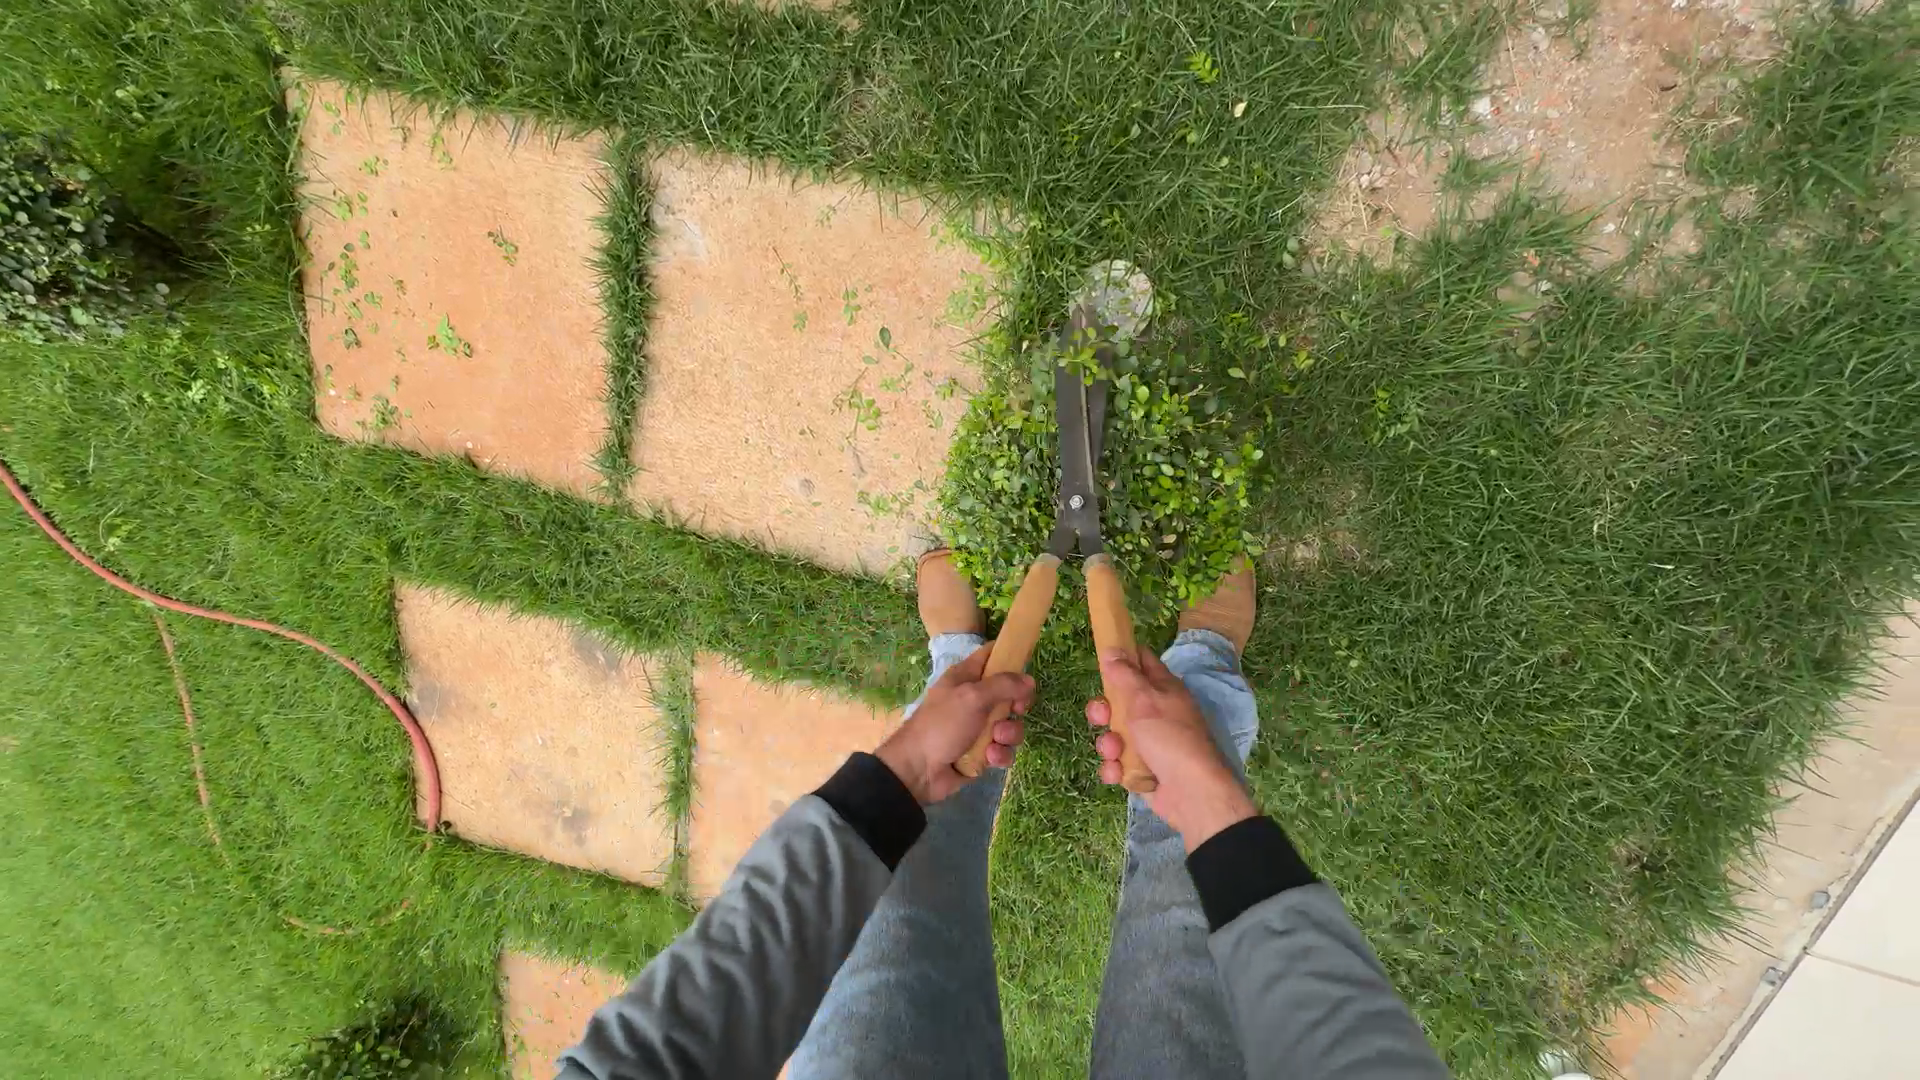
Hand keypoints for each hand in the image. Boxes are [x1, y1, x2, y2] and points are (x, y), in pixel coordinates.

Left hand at [877, 644, 1033, 803]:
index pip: (991, 655)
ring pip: (1010, 724)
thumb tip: (1029, 680)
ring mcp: (978, 726)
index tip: (1028, 665)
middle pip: (1009, 693)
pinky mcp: (982, 752)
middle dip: (1017, 705)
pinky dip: (999, 754)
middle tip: (1017, 710)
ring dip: (1008, 734)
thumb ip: (1003, 685)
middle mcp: (974, 699)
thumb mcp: (972, 697)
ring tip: (995, 740)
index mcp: (966, 677)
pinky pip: (1003, 748)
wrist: (919, 770)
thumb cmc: (942, 725)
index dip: (1010, 657)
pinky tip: (989, 758)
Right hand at [1088, 647, 1257, 850]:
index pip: (1141, 661)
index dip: (1122, 658)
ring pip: (1115, 734)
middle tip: (1101, 716)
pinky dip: (1115, 768)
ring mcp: (1149, 743)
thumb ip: (1125, 674)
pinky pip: (1118, 763)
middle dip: (1104, 710)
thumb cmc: (1170, 737)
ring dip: (1108, 743)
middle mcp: (1156, 713)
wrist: (1191, 792)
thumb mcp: (1144, 699)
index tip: (1102, 659)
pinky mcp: (1142, 769)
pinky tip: (1117, 773)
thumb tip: (1112, 649)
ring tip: (1114, 752)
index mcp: (1163, 689)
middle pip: (1119, 701)